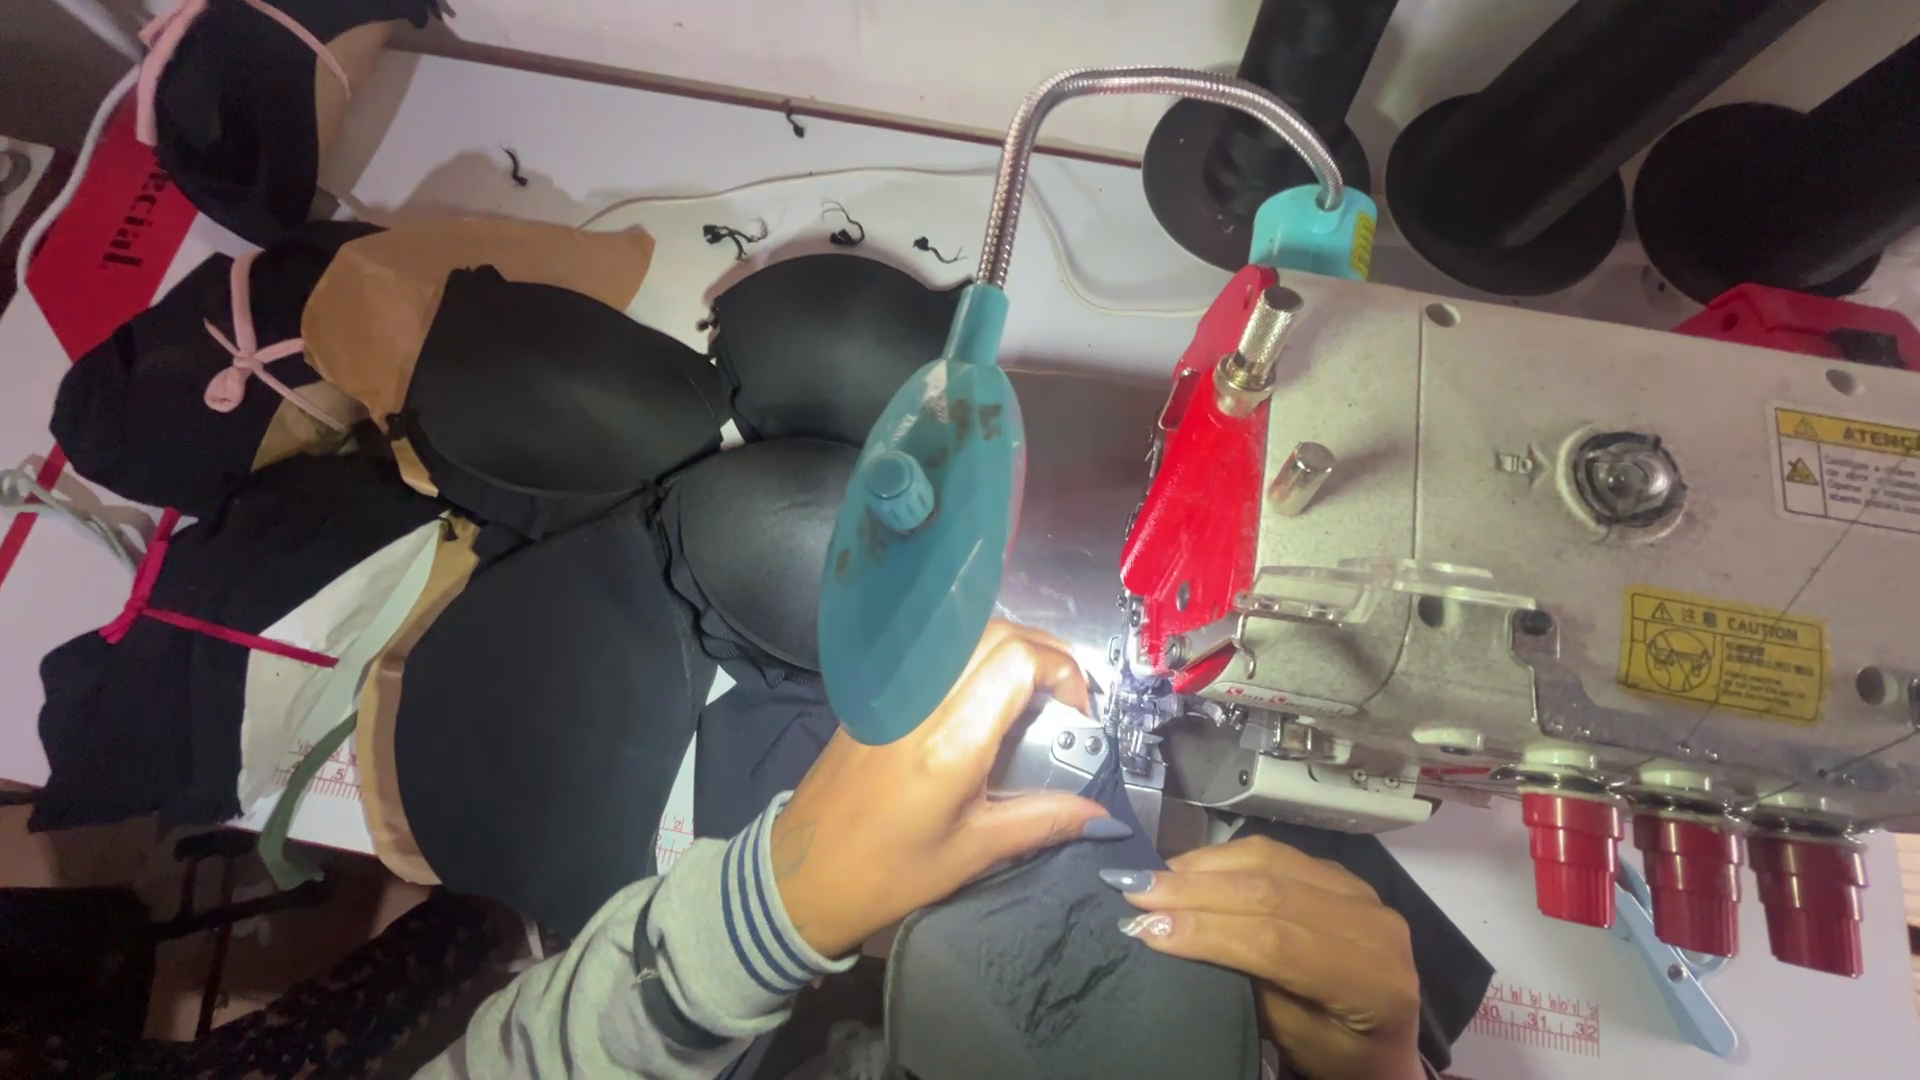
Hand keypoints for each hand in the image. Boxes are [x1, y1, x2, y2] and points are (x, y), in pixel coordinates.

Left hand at [773, 619, 1126, 957]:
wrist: (799, 872)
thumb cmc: (886, 873)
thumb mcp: (970, 853)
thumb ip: (1041, 822)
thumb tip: (1101, 815)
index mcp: (950, 741)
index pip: (1018, 660)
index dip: (1063, 671)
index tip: (1079, 712)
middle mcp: (922, 700)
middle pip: (998, 634)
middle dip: (1046, 653)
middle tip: (1066, 698)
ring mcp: (894, 690)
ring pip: (966, 634)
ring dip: (1011, 647)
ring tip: (1034, 691)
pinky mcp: (877, 692)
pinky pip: (937, 650)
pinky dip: (976, 654)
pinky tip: (987, 691)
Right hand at [1110, 835, 1422, 1079]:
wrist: (1387, 1045)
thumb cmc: (1340, 1056)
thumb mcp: (1295, 1039)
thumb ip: (1247, 982)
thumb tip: (1172, 931)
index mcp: (1373, 980)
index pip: (1277, 942)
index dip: (1207, 930)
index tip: (1146, 927)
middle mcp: (1373, 923)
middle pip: (1269, 891)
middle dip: (1193, 889)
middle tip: (1132, 888)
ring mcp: (1357, 889)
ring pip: (1265, 859)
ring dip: (1200, 866)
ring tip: (1150, 875)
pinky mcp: (1335, 871)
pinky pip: (1270, 852)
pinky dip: (1220, 857)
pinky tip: (1185, 867)